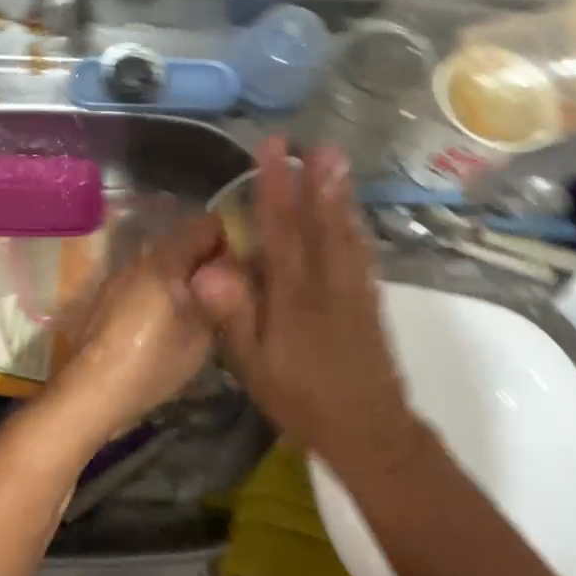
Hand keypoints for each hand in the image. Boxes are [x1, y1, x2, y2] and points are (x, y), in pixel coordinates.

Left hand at [44, 212, 225, 442]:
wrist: (90, 392)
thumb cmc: (150, 363)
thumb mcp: (198, 336)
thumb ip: (218, 298)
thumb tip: (233, 269)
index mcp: (162, 262)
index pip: (200, 229)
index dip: (227, 234)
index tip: (249, 250)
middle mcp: (137, 261)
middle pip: (177, 244)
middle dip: (205, 254)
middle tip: (233, 277)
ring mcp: (117, 280)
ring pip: (159, 263)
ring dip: (183, 272)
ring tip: (207, 297)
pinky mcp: (106, 301)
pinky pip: (144, 280)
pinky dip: (164, 287)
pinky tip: (174, 313)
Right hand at [187, 138, 423, 471]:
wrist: (370, 432)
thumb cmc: (302, 400)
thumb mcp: (255, 367)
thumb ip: (233, 317)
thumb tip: (205, 270)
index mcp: (294, 297)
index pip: (280, 232)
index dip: (273, 188)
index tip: (271, 151)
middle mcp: (328, 284)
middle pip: (320, 224)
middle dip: (314, 181)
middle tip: (314, 143)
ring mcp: (354, 290)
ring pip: (345, 233)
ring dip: (339, 194)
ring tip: (336, 160)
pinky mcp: (370, 301)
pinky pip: (361, 252)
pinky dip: (355, 225)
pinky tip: (353, 212)